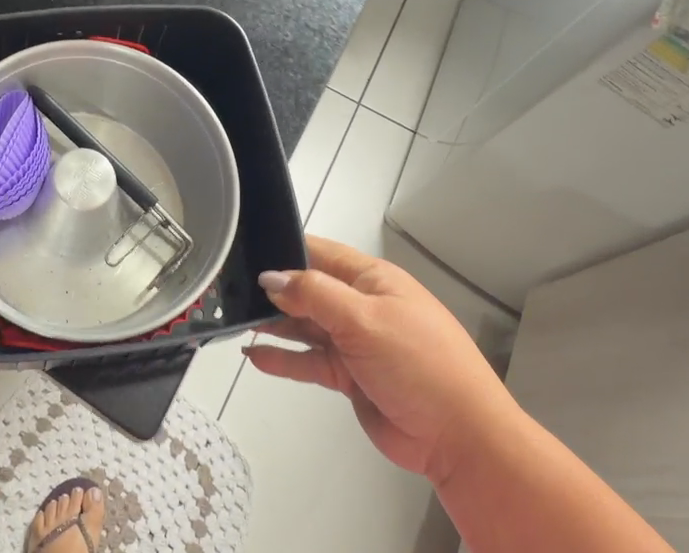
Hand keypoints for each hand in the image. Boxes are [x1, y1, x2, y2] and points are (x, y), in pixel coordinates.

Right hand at [244, 236, 515, 483]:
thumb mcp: (364, 319)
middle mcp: (362, 306)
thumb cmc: (419, 364)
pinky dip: (283, 358)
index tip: (243, 251)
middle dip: (273, 289)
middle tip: (228, 290)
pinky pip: (309, 361)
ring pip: (305, 326)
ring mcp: (356, 342)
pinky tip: (254, 356)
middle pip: (308, 289)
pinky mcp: (350, 377)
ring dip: (273, 324)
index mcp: (372, 280)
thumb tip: (270, 277)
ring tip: (234, 320)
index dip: (283, 250)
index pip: (319, 253)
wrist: (460, 438)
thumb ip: (313, 294)